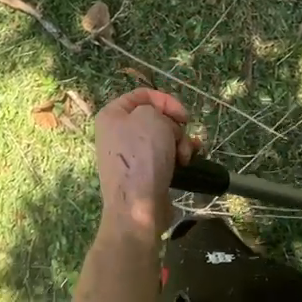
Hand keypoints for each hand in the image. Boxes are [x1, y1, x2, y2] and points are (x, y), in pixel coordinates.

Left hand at [92, 89, 200, 235]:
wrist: (138, 207)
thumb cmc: (141, 155)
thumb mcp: (152, 117)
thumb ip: (160, 112)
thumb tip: (165, 130)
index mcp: (112, 115)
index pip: (142, 95)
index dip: (166, 100)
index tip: (184, 116)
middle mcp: (117, 134)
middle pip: (155, 118)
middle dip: (175, 127)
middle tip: (182, 139)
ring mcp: (130, 156)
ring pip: (163, 138)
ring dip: (180, 143)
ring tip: (187, 157)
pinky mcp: (142, 175)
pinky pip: (164, 157)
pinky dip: (177, 158)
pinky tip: (190, 163)